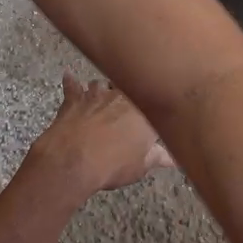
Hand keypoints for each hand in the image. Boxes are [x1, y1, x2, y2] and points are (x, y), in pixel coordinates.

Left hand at [24, 75, 173, 197]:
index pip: (151, 109)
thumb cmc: (113, 164)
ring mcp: (95, 94)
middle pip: (125, 91)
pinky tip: (69, 76)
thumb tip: (173, 156)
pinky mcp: (74, 97)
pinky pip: (72, 84)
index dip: (150, 117)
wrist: (74, 157)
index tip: (149, 124)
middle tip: (125, 112)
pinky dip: (72, 82)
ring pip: (101, 85)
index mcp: (142, 114)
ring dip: (102, 91)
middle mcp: (120, 97)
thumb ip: (156, 156)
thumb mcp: (141, 166)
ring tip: (102, 98)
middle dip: (126, 99)